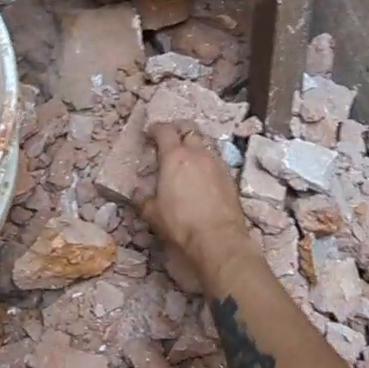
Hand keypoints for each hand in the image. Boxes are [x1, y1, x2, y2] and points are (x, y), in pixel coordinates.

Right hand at [141, 122, 251, 278]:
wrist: (218, 238)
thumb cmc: (181, 223)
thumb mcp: (153, 213)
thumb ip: (143, 199)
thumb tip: (138, 193)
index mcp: (175, 157)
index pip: (165, 131)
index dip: (156, 129)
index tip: (150, 133)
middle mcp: (197, 154)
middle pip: (189, 129)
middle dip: (179, 130)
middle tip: (171, 140)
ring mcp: (217, 163)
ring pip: (205, 144)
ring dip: (195, 146)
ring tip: (188, 158)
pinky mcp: (230, 177)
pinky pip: (216, 161)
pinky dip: (207, 162)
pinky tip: (203, 176)